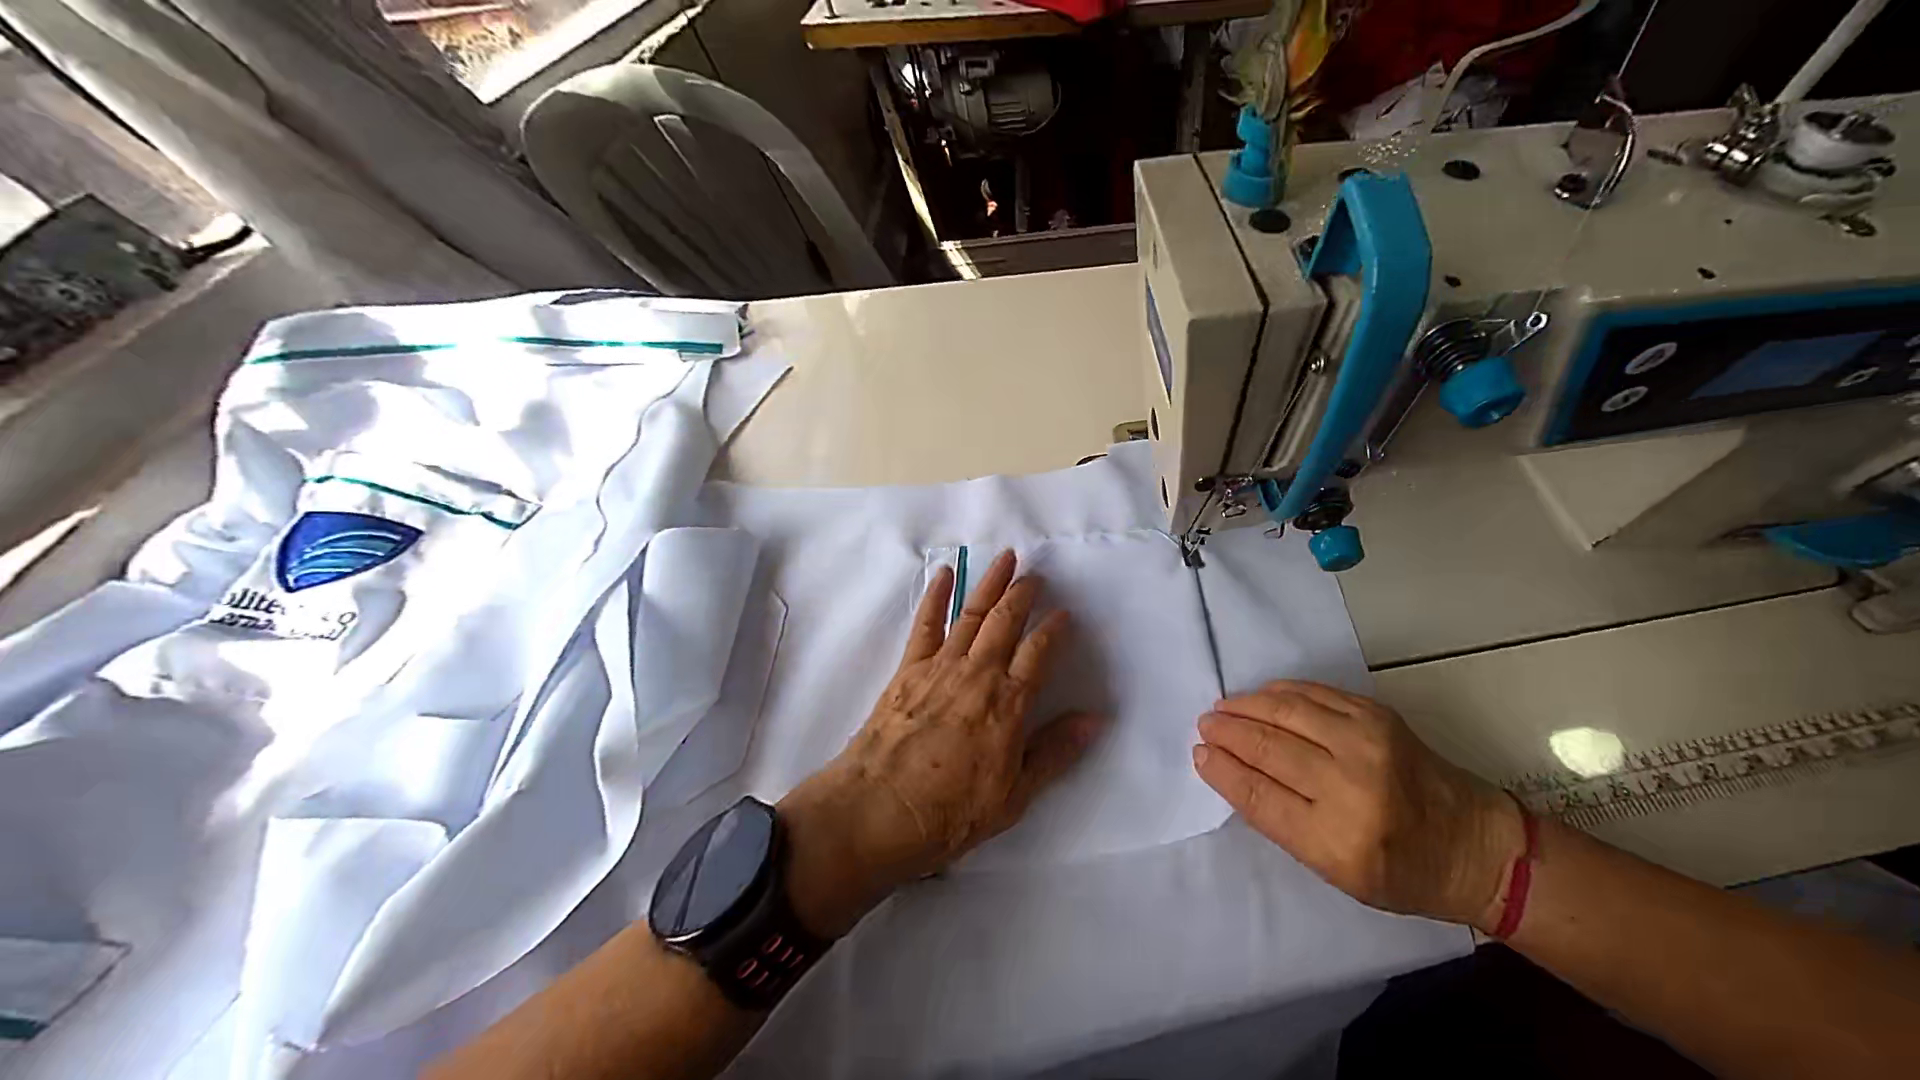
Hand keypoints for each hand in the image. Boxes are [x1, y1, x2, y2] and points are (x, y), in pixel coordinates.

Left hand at [778, 550, 1104, 937]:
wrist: (877, 810)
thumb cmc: (950, 812)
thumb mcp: (1014, 796)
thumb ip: (1054, 752)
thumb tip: (1095, 720)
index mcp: (1008, 703)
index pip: (1039, 653)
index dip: (1055, 630)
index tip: (1066, 614)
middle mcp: (978, 674)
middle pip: (1006, 621)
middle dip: (1024, 594)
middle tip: (1037, 575)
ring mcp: (940, 667)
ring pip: (971, 613)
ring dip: (990, 583)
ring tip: (1006, 557)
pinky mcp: (908, 669)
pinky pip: (925, 624)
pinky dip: (936, 596)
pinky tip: (945, 574)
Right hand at [1192, 680, 1524, 931]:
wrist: (1475, 844)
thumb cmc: (1399, 869)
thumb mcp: (1333, 869)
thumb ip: (1279, 821)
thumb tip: (1229, 771)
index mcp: (1337, 839)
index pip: (1259, 795)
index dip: (1222, 770)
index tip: (1198, 753)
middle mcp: (1352, 786)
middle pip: (1268, 747)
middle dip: (1227, 732)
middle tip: (1204, 724)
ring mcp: (1368, 744)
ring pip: (1285, 712)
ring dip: (1246, 706)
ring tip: (1223, 708)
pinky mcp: (1378, 716)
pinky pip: (1314, 693)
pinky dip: (1278, 692)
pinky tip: (1260, 697)